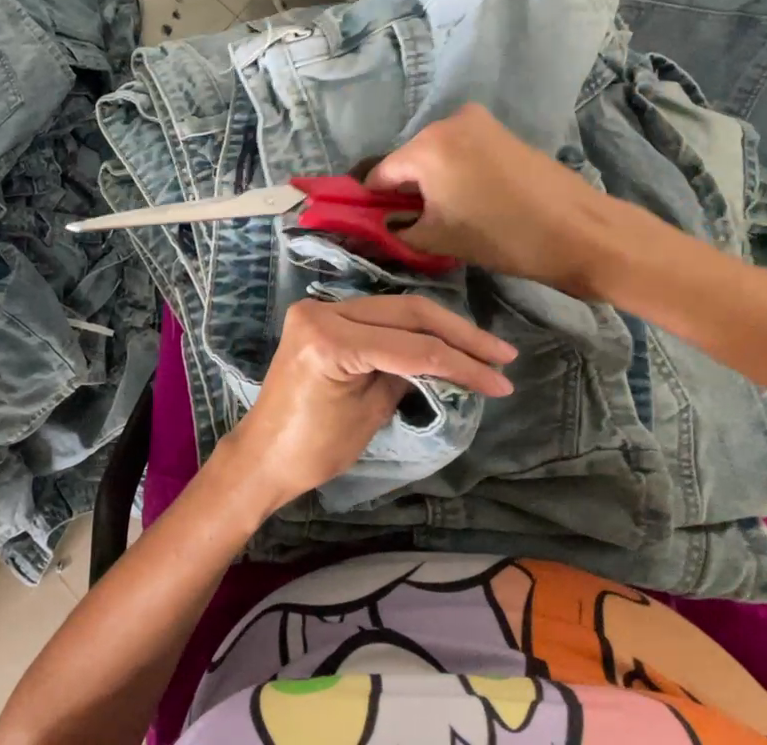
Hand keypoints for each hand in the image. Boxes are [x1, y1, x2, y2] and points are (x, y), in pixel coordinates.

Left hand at [220, 296, 516, 510]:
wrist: (263, 455)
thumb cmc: (312, 448)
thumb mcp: (370, 413)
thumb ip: (409, 377)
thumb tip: (446, 362)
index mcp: (330, 340)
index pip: (412, 346)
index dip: (462, 363)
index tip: (502, 382)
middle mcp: (322, 312)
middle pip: (406, 312)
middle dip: (459, 335)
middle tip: (503, 356)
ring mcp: (318, 311)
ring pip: (394, 310)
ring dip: (440, 329)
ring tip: (485, 350)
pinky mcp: (319, 319)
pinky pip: (375, 319)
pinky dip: (410, 331)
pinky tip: (443, 344)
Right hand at [366, 102, 623, 298]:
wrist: (580, 232)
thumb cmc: (502, 236)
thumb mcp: (437, 240)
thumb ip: (395, 230)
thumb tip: (380, 226)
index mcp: (425, 146)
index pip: (379, 175)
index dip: (372, 205)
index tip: (378, 228)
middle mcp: (447, 122)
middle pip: (406, 161)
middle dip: (405, 191)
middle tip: (415, 225)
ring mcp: (478, 123)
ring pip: (434, 156)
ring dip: (431, 182)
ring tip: (446, 215)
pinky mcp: (501, 132)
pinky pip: (460, 152)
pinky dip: (454, 174)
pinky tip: (469, 201)